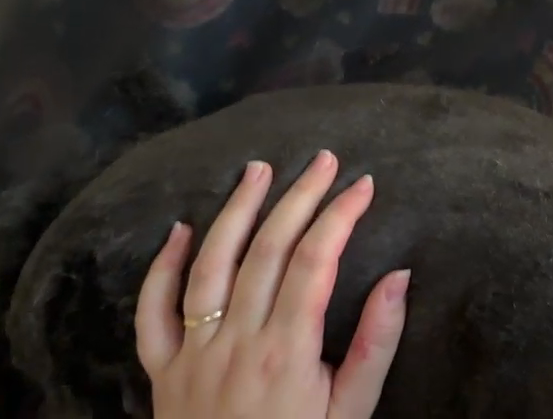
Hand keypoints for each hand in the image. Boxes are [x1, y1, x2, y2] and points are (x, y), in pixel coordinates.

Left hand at [135, 151, 409, 418]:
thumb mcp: (354, 407)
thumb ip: (377, 341)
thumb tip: (400, 275)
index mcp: (286, 350)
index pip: (314, 261)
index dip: (340, 215)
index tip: (364, 185)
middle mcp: (235, 343)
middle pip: (266, 250)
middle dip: (299, 197)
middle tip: (324, 159)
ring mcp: (192, 356)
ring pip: (209, 268)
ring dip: (235, 212)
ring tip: (258, 170)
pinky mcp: (162, 373)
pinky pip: (152, 315)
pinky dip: (161, 270)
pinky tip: (179, 230)